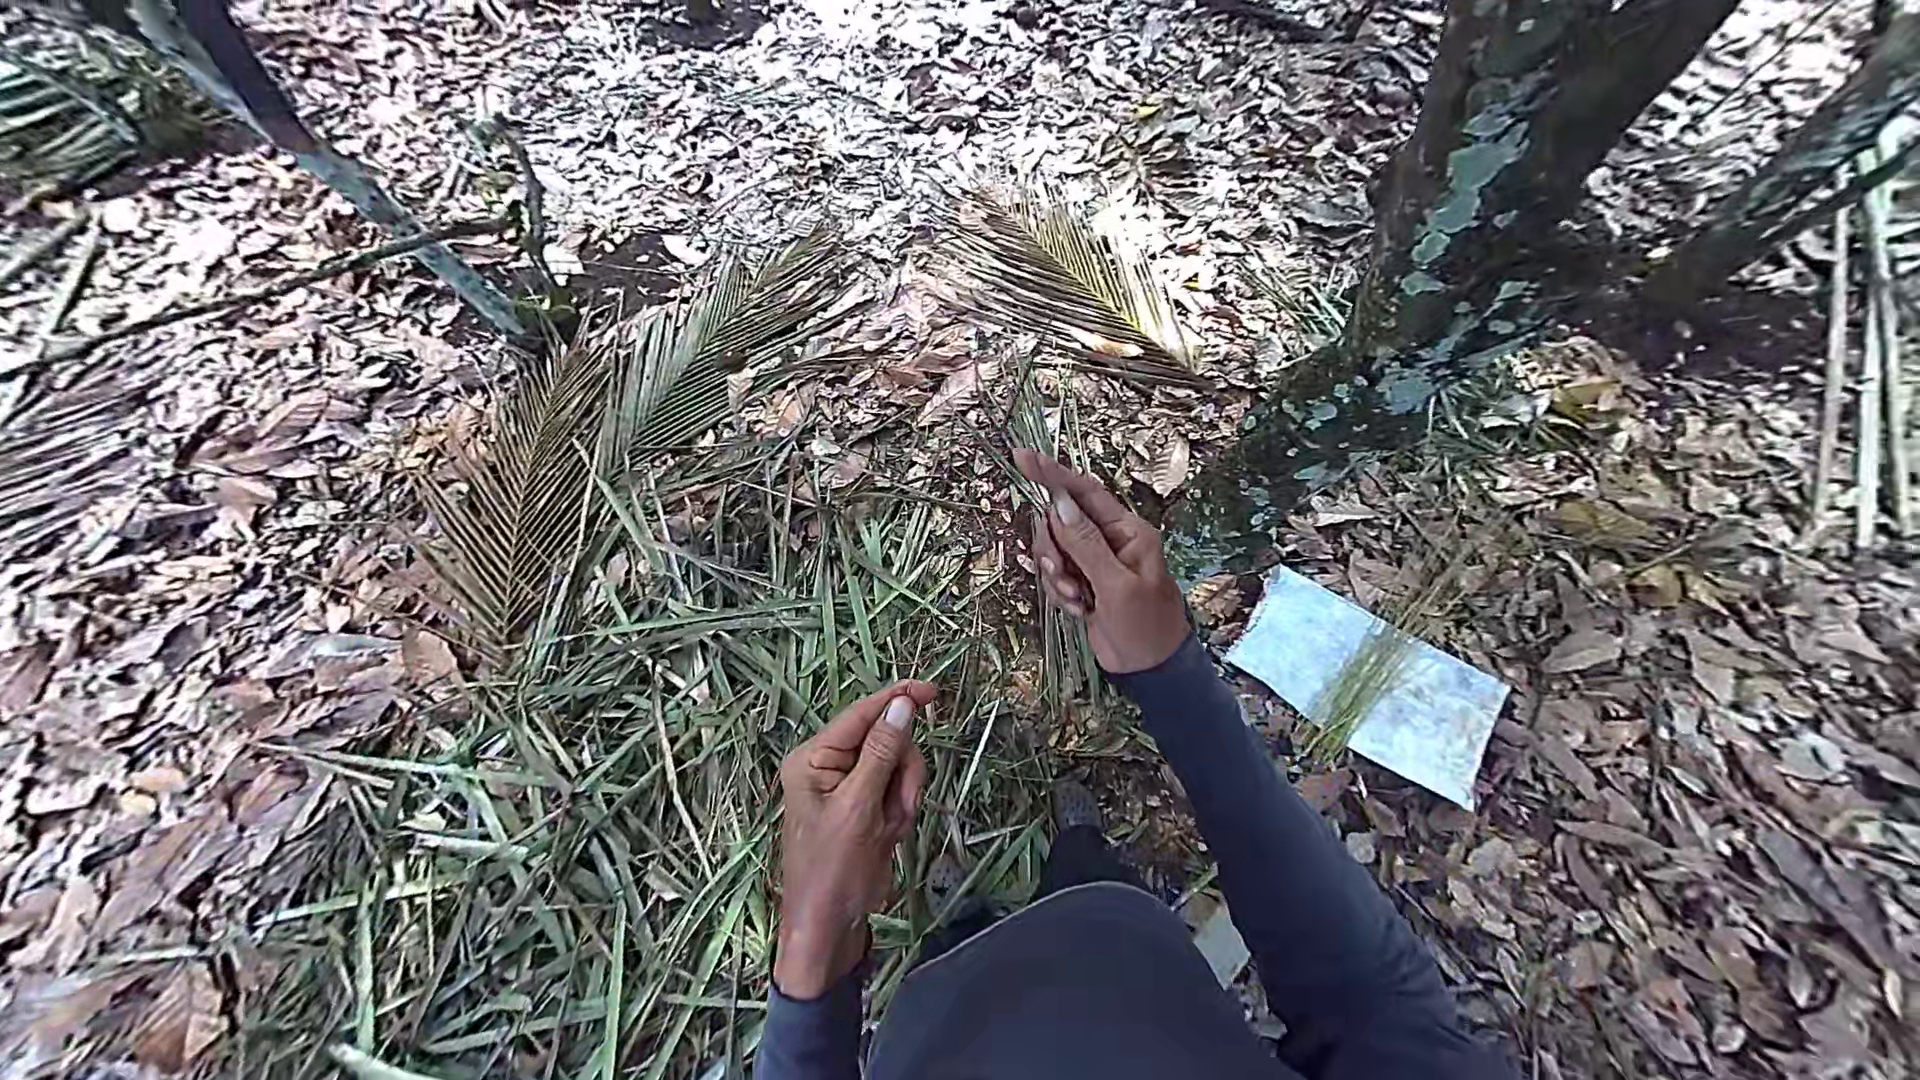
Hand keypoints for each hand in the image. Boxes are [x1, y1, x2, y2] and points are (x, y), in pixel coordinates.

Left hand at [773, 679, 935, 998]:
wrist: (831, 928)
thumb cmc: (834, 869)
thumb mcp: (859, 807)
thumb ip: (883, 752)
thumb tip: (902, 704)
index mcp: (814, 757)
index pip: (861, 714)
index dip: (897, 699)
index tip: (931, 691)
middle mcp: (830, 763)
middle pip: (886, 738)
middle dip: (901, 771)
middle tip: (899, 804)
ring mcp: (850, 783)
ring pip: (898, 763)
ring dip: (903, 794)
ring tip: (890, 827)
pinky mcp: (866, 801)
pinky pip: (898, 787)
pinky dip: (901, 808)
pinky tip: (888, 834)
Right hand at [1015, 450, 1188, 673]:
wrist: (1149, 668)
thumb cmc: (1145, 625)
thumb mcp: (1116, 585)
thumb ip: (1085, 543)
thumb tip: (1058, 503)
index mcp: (1127, 531)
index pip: (1084, 492)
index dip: (1053, 474)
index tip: (1022, 457)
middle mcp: (1108, 540)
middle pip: (1059, 522)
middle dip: (1054, 550)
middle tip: (1065, 578)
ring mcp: (1092, 561)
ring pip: (1052, 549)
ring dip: (1056, 576)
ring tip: (1075, 599)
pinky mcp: (1081, 581)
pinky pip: (1053, 574)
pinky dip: (1059, 592)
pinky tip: (1079, 609)